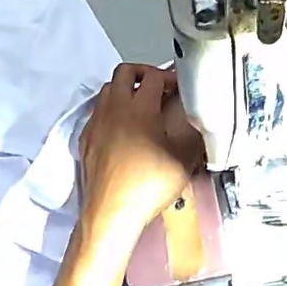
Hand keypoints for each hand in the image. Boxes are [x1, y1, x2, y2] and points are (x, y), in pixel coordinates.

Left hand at [78, 64, 200, 256]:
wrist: (111, 213)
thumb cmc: (148, 186)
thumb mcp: (184, 157)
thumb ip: (194, 130)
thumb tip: (200, 116)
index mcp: (139, 108)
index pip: (154, 77)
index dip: (170, 77)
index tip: (180, 87)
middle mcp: (114, 109)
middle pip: (125, 72)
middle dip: (144, 73)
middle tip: (159, 85)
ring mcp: (97, 123)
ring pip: (108, 89)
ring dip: (125, 89)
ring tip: (142, 102)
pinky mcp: (86, 139)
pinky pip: (97, 111)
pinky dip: (111, 108)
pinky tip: (123, 126)